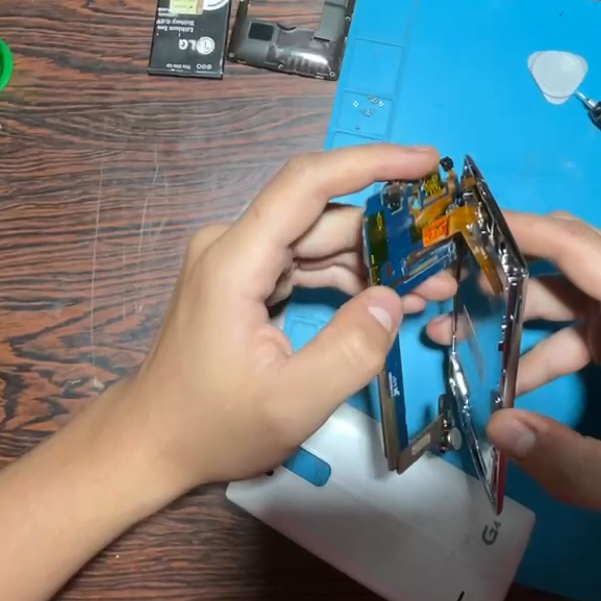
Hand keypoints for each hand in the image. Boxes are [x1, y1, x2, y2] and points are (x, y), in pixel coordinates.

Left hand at [119, 145, 458, 491]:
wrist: (154, 440)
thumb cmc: (213, 426)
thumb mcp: (292, 403)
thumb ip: (350, 351)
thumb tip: (395, 296)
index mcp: (235, 260)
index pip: (306, 184)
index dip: (369, 162)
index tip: (425, 160)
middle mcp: (234, 244)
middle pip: (322, 217)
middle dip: (389, 234)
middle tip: (446, 261)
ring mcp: (238, 259)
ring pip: (319, 239)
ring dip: (374, 261)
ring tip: (430, 288)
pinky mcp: (246, 277)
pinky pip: (305, 262)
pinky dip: (347, 278)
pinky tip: (388, 299)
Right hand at [426, 210, 600, 546]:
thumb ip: (562, 460)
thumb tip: (493, 424)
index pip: (582, 250)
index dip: (523, 231)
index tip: (464, 228)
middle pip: (567, 250)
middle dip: (502, 258)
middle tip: (442, 276)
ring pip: (561, 283)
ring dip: (507, 301)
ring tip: (448, 326)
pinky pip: (569, 318)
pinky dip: (530, 338)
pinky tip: (500, 377)